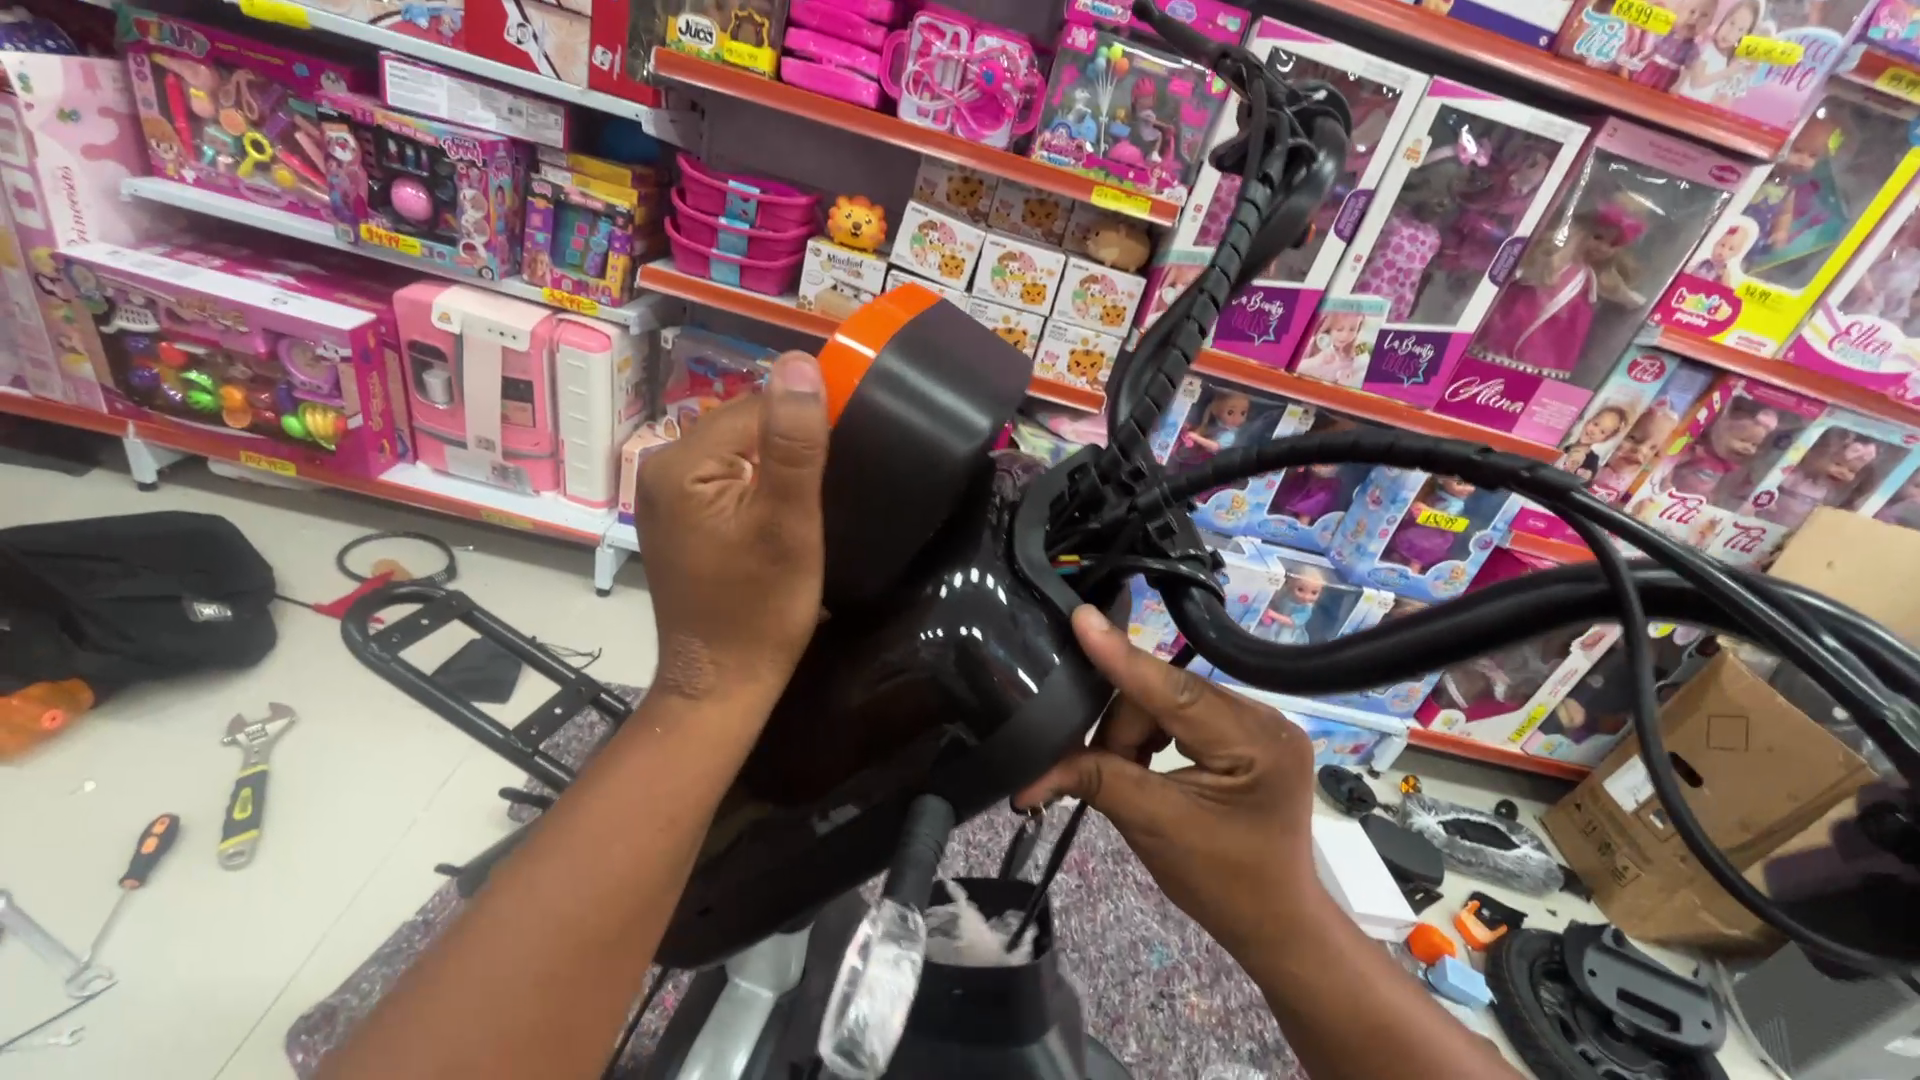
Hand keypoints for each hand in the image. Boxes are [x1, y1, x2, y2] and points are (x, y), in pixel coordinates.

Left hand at [634, 352, 829, 703]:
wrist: (721, 682)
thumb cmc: (760, 608)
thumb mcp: (789, 522)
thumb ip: (795, 442)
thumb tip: (800, 363)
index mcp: (682, 462)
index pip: (757, 407)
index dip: (806, 427)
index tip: (842, 459)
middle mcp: (660, 468)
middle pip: (744, 427)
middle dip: (789, 450)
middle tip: (828, 493)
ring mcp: (663, 495)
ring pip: (738, 453)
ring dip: (776, 470)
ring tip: (806, 509)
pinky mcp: (676, 518)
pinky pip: (726, 480)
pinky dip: (757, 489)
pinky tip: (778, 519)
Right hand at [1015, 606, 1320, 956]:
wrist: (1276, 923)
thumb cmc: (1224, 884)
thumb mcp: (1155, 828)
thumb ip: (1097, 781)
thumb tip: (1030, 772)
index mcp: (1255, 742)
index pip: (1174, 690)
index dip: (1122, 657)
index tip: (1082, 620)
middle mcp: (1264, 719)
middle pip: (1167, 695)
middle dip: (1124, 730)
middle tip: (1102, 769)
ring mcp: (1260, 724)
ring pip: (1171, 701)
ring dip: (1136, 733)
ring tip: (1127, 773)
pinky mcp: (1249, 734)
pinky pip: (1186, 714)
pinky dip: (1154, 735)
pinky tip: (1145, 763)